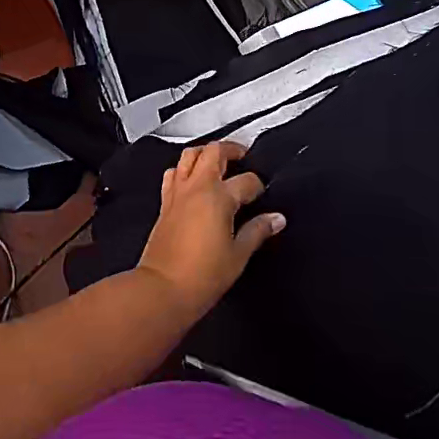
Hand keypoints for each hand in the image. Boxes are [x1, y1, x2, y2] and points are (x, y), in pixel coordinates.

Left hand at [135, 141, 284, 320]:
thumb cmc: (201, 275)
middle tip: (242, 156)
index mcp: (220, 197)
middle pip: (215, 151)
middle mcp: (197, 188)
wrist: (162, 289)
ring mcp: (178, 193)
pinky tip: (191, 179)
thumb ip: (258, 231)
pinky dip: (184, 169)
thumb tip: (275, 219)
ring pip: (190, 155)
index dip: (258, 186)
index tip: (262, 195)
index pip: (247, 181)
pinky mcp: (165, 203)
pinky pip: (173, 173)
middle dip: (232, 149)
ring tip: (218, 161)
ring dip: (205, 153)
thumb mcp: (238, 255)